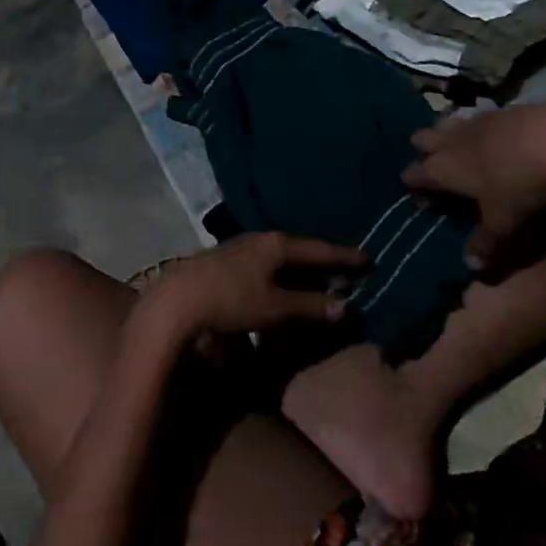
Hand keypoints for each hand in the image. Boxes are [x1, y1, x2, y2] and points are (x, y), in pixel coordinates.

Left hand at [141, 232, 364, 339]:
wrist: (177, 300)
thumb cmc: (230, 300)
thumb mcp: (274, 307)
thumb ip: (310, 307)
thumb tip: (344, 307)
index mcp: (277, 244)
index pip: (320, 248)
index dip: (345, 256)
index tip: (368, 259)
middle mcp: (260, 238)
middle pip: (300, 248)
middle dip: (323, 259)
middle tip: (347, 269)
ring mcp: (241, 247)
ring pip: (281, 255)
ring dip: (302, 268)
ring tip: (320, 278)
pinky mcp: (227, 260)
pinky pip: (266, 262)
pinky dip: (283, 273)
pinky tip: (283, 283)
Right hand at [402, 100, 545, 269]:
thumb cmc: (519, 185)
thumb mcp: (504, 223)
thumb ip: (486, 244)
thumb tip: (471, 267)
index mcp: (444, 169)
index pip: (415, 173)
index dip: (413, 184)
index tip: (419, 197)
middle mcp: (452, 142)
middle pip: (424, 139)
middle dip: (423, 149)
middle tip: (432, 162)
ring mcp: (478, 121)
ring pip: (449, 123)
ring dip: (448, 133)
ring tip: (459, 144)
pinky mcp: (505, 109)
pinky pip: (481, 115)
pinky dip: (481, 126)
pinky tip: (495, 134)